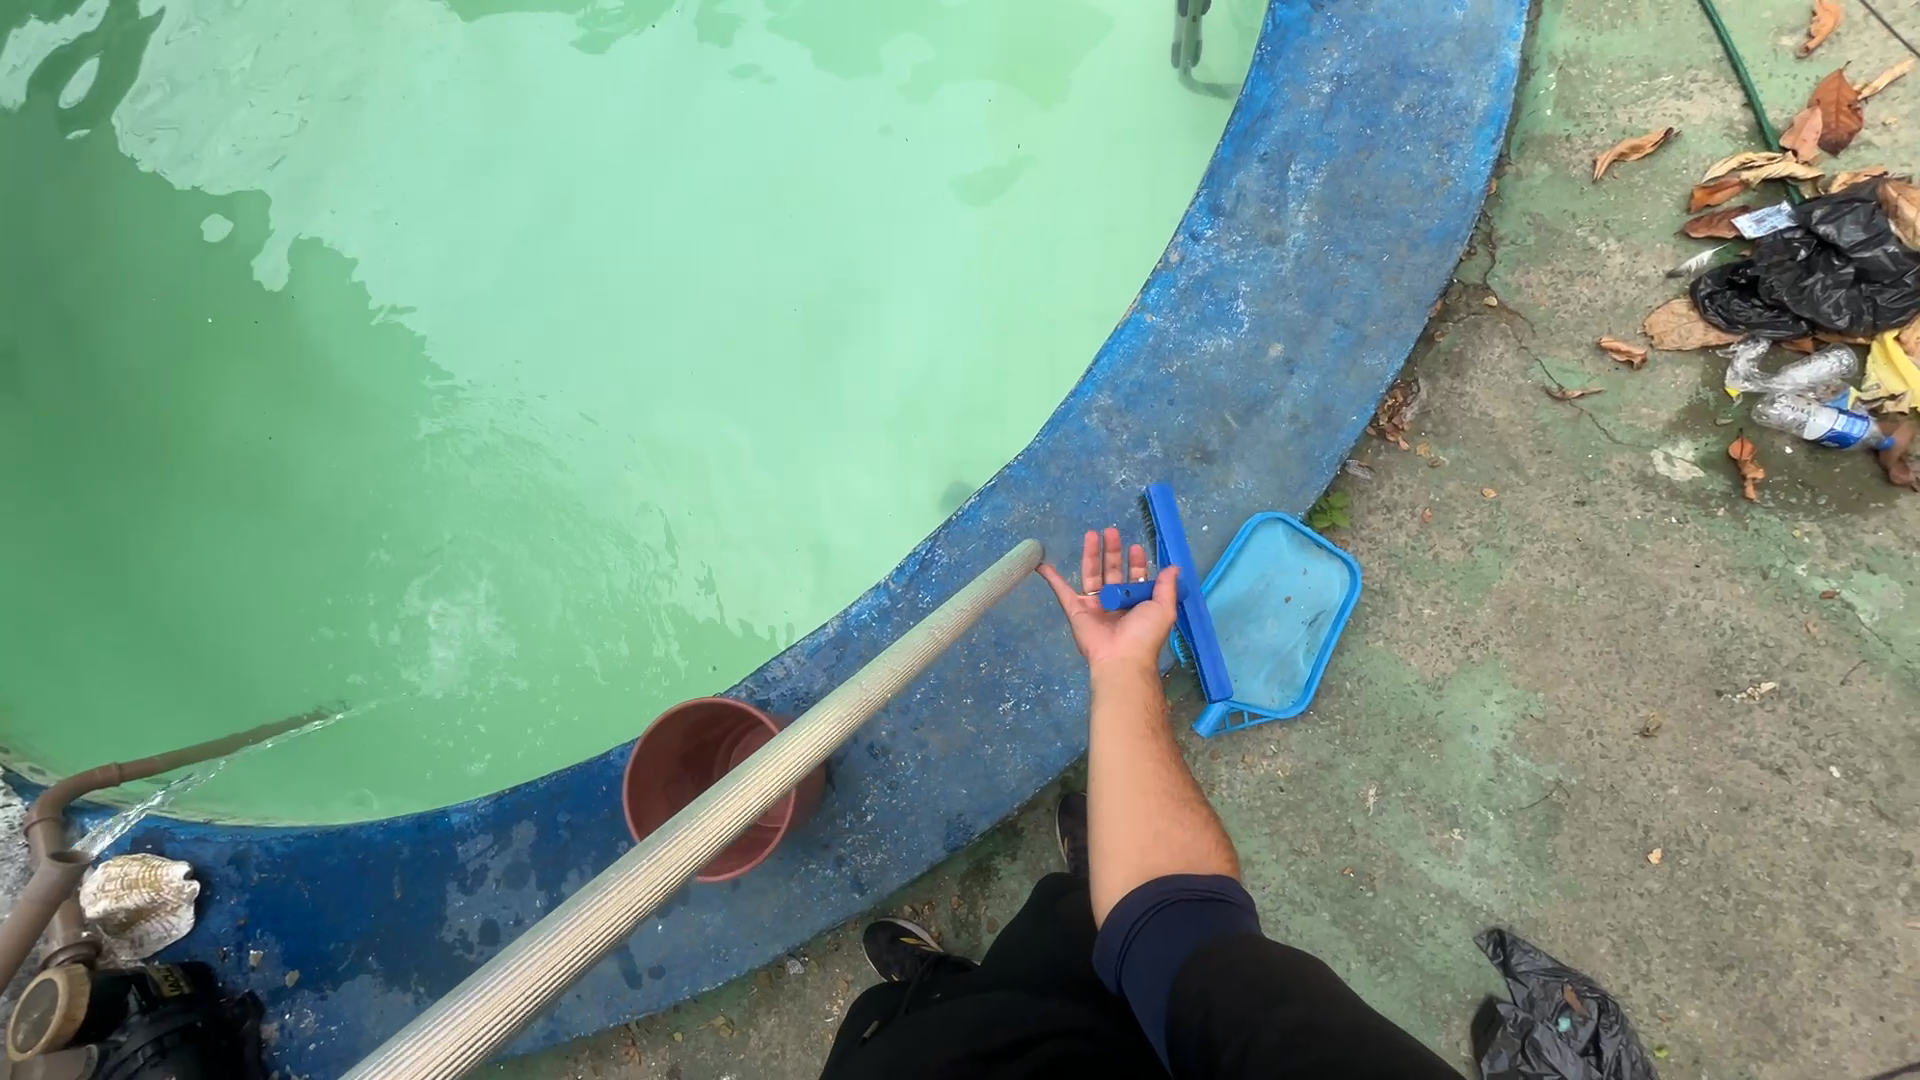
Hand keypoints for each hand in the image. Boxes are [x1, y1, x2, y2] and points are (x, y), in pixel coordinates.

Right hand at [1037, 527, 1178, 674]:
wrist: (1122, 657)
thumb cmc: (1145, 633)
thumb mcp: (1164, 608)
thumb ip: (1167, 586)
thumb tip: (1175, 567)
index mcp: (1136, 603)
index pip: (1134, 577)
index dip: (1135, 562)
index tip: (1135, 547)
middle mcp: (1115, 602)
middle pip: (1111, 571)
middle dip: (1112, 551)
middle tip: (1111, 531)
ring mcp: (1094, 606)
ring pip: (1090, 574)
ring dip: (1090, 554)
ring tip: (1092, 534)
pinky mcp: (1076, 610)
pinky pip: (1062, 591)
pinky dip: (1052, 578)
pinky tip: (1044, 565)